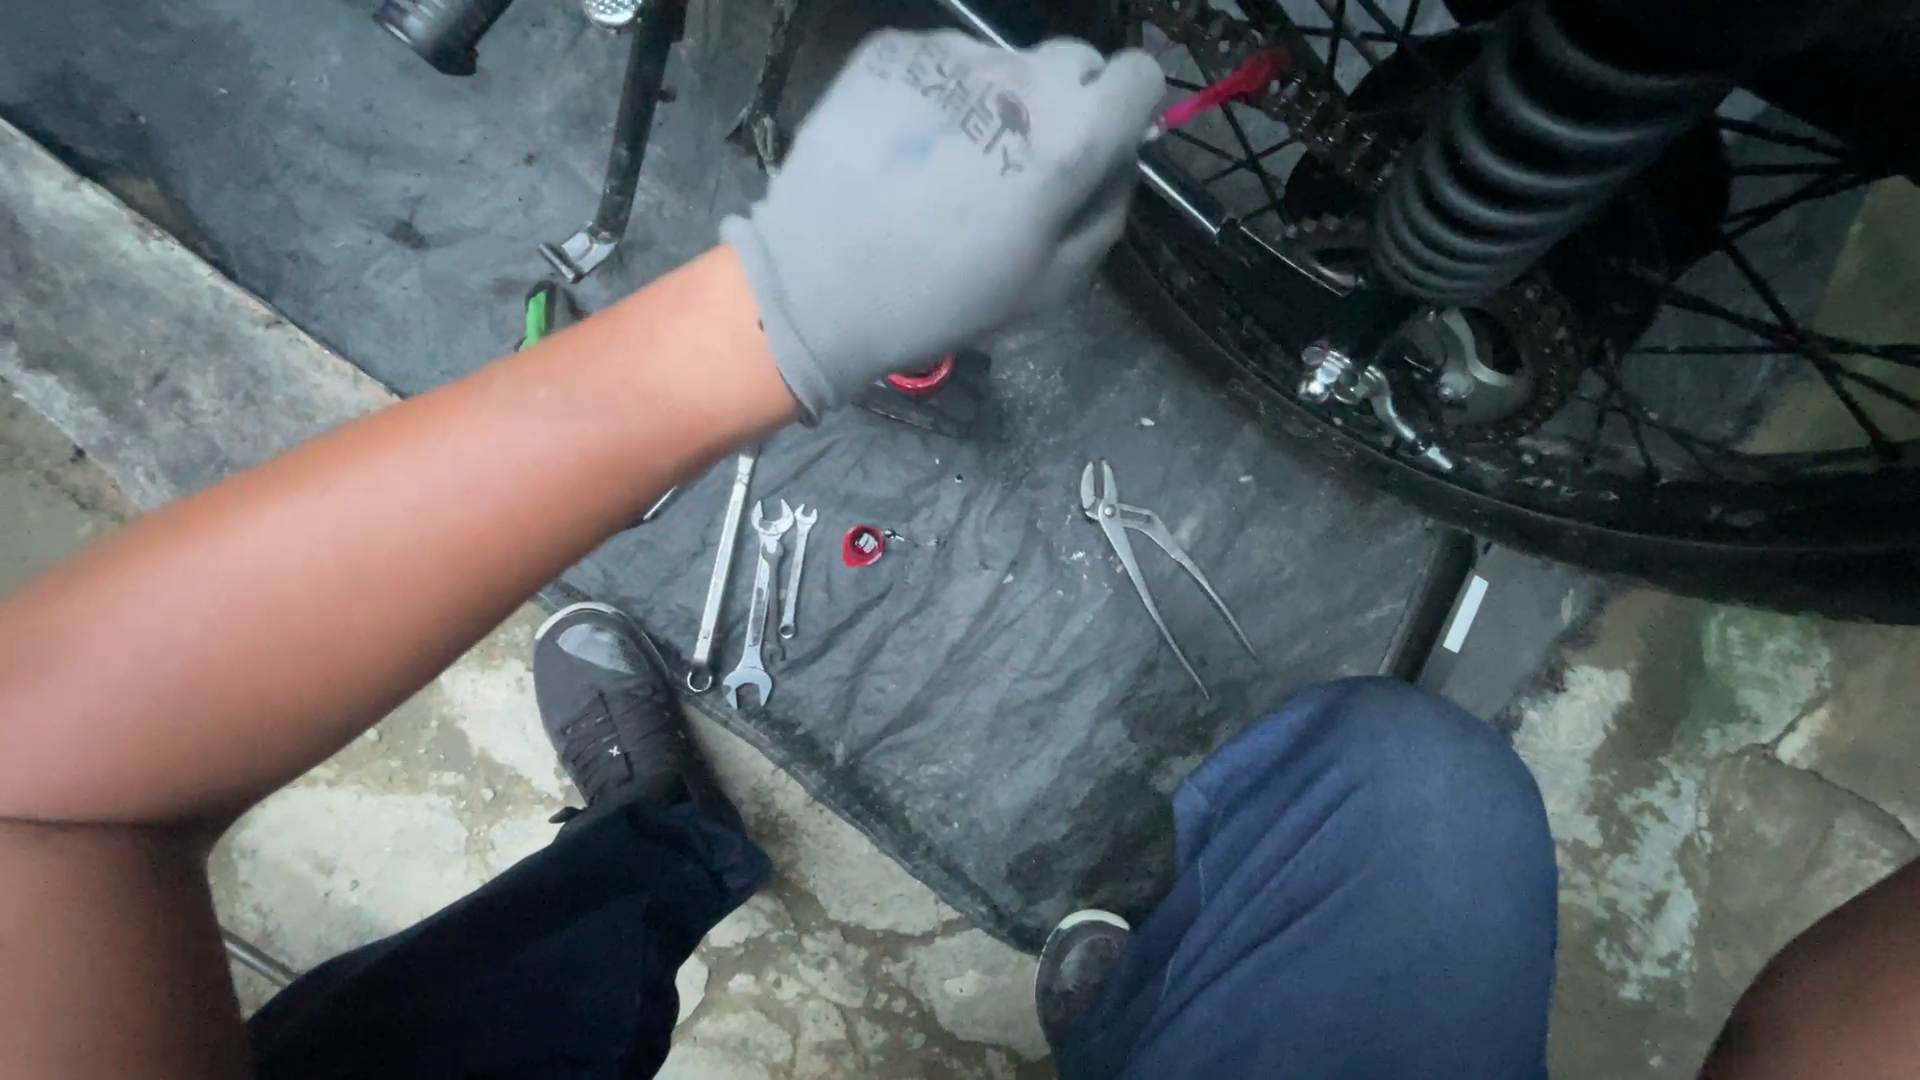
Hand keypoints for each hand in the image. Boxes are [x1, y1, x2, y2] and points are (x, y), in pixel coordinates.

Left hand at [721, 30, 1164, 419]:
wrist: (822, 285)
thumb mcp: (1051, 286)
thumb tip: (1118, 163)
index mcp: (1070, 136)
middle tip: (1020, 171)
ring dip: (1000, 104)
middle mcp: (1019, 74)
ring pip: (1005, 64)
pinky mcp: (891, 48)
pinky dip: (941, 98)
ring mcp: (951, 53)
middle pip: (1075, 61)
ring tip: (950, 170)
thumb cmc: (944, 299)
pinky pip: (942, 64)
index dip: (1126, 114)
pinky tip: (907, 152)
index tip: (1097, 149)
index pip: (1139, 77)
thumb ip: (1105, 214)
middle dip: (1066, 106)